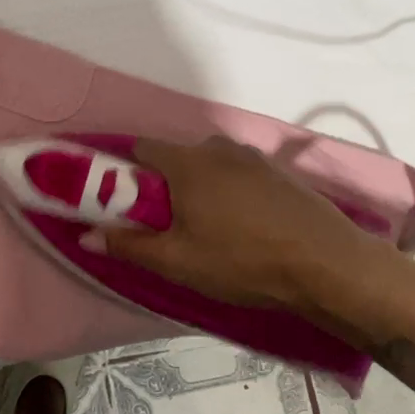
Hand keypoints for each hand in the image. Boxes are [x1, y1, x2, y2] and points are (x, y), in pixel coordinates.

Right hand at [90, 136, 402, 317]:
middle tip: (169, 223)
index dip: (126, 170)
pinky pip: (240, 174)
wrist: (330, 265)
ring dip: (202, 187)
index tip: (124, 199)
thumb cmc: (243, 261)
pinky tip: (245, 226)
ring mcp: (253, 157)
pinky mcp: (281, 172)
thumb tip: (85, 236)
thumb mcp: (179, 262)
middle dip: (166, 184)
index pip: (141, 148)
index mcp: (186, 163)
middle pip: (176, 157)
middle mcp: (216, 148)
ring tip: (211, 228)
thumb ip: (130, 245)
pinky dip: (232, 192)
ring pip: (211, 166)